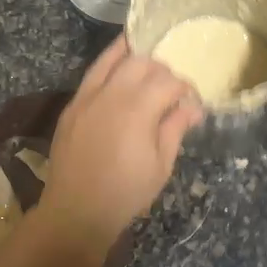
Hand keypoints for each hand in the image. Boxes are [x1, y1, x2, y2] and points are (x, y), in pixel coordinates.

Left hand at [43, 38, 202, 245]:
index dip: (185, 87)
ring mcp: (88, 96)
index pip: (169, 82)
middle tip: (170, 88)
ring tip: (148, 63)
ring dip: (135, 57)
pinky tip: (119, 64)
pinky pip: (92, 71)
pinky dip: (109, 62)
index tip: (192, 100)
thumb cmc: (125, 193)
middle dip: (162, 69)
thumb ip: (175, 129)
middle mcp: (112, 94)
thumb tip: (193, 106)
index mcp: (138, 110)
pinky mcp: (73, 103)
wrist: (76, 210)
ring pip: (115, 59)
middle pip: (143, 62)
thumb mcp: (161, 166)